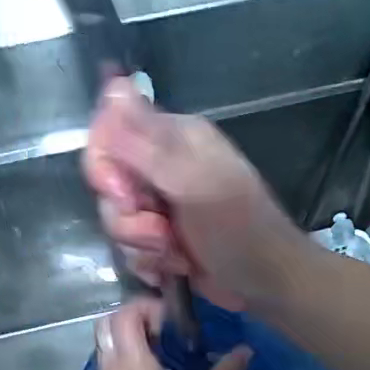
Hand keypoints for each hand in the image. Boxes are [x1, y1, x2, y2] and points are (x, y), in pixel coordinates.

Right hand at [83, 77, 311, 309]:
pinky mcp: (159, 239)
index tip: (123, 194)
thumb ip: (148, 144)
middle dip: (127, 218)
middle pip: (107, 183)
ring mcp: (160, 206)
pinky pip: (129, 248)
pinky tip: (174, 267)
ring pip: (117, 221)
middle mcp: (161, 166)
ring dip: (141, 245)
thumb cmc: (239, 229)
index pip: (108, 132)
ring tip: (174, 252)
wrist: (265, 283)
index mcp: (172, 138)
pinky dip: (149, 262)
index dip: (104, 166)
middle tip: (161, 232)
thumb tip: (113, 86)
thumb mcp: (194, 183)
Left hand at [95, 299, 250, 369]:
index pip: (125, 314)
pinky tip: (148, 369)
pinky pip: (107, 357)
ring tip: (156, 346)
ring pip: (105, 339)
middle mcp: (113, 364)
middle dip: (134, 315)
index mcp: (133, 361)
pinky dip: (123, 351)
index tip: (171, 318)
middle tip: (161, 327)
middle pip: (109, 321)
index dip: (146, 307)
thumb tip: (245, 352)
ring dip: (127, 333)